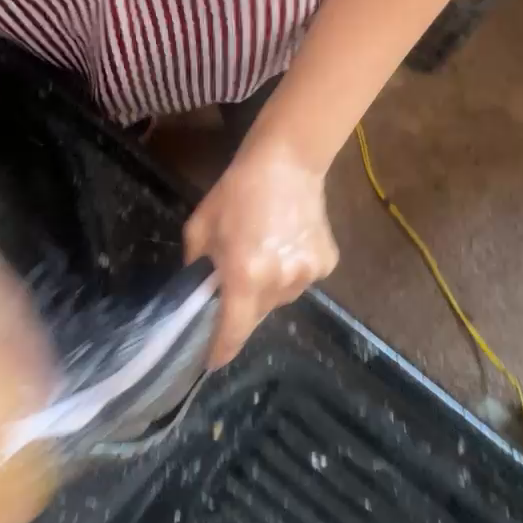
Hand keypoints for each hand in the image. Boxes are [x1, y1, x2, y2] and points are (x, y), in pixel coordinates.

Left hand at [183, 138, 337, 367]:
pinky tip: (285, 242)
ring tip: (262, 252)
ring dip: (267, 288)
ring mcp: (308, 274)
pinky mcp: (327, 263)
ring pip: (280, 299)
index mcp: (245, 275)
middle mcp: (281, 282)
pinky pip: (301, 280)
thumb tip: (199, 292)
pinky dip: (289, 271)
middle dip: (241, 306)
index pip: (232, 331)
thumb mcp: (200, 227)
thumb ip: (196, 267)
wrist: (287, 161)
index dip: (219, 350)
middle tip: (234, 279)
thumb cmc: (235, 191)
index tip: (209, 361)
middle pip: (257, 315)